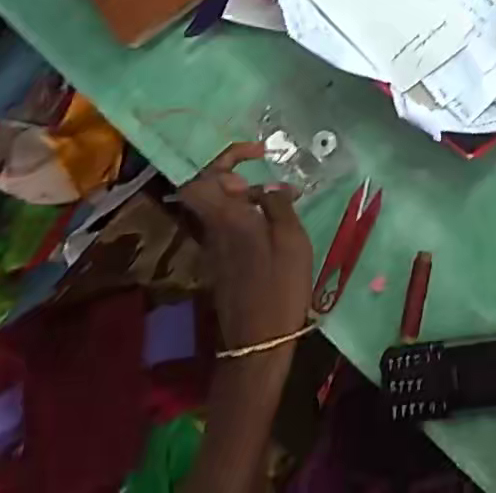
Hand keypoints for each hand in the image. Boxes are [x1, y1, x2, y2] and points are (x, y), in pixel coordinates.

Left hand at [180, 142, 313, 351]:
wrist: (258, 342)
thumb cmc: (279, 286)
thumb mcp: (292, 239)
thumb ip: (278, 205)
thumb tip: (269, 186)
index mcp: (227, 218)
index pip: (204, 177)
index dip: (227, 157)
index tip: (258, 154)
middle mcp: (213, 228)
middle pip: (210, 188)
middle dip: (238, 175)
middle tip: (269, 184)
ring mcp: (214, 247)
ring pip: (220, 207)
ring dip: (247, 197)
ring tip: (284, 203)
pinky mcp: (222, 262)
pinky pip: (229, 225)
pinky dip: (248, 217)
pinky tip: (275, 227)